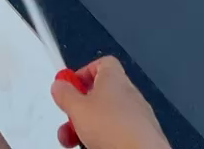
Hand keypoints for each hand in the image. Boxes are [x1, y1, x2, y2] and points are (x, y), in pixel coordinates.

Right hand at [50, 56, 171, 148]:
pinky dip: (108, 140)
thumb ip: (64, 94)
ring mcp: (140, 118)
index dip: (84, 74)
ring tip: (77, 142)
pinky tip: (98, 147)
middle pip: (101, 95)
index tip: (71, 87)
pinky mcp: (145, 139)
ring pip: (109, 118)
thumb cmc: (114, 129)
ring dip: (90, 127)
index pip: (101, 64)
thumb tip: (59, 85)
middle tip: (69, 123)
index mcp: (115, 78)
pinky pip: (121, 134)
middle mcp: (130, 95)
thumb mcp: (77, 108)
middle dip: (81, 110)